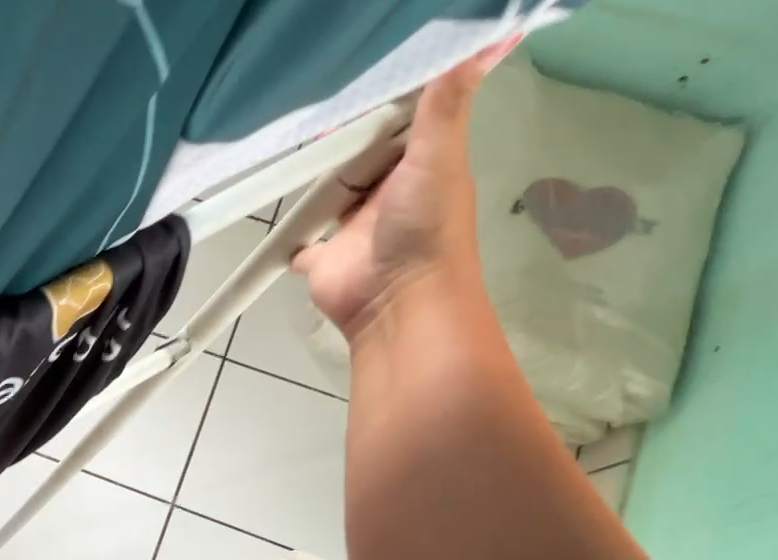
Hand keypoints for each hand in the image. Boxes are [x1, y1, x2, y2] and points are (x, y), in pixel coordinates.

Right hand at [292, 53, 494, 345]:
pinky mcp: (324, 259)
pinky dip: (295, 239)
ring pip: (332, 197)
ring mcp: (354, 229)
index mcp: (421, 167)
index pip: (400, 125)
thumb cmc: (424, 228)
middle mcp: (388, 195)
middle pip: (360, 158)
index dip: (380, 106)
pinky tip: (286, 226)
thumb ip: (446, 104)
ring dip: (316, 183)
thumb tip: (491, 39)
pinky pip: (305, 244)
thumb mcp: (439, 156)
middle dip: (340, 143)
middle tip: (314, 121)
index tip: (356, 87)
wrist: (397, 302)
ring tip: (293, 157)